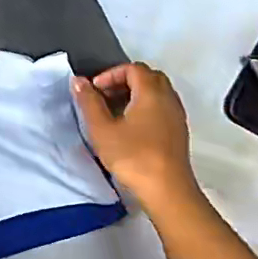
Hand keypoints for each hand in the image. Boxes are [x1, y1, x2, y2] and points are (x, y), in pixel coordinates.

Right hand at [73, 63, 196, 199]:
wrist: (167, 190)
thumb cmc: (133, 157)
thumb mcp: (101, 129)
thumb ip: (89, 102)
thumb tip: (79, 82)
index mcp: (151, 93)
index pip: (133, 68)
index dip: (111, 74)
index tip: (95, 90)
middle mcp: (168, 99)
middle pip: (148, 76)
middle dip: (124, 81)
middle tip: (104, 96)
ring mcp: (176, 116)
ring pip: (157, 92)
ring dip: (135, 94)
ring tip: (114, 112)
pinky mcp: (178, 132)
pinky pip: (162, 107)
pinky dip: (145, 107)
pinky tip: (130, 127)